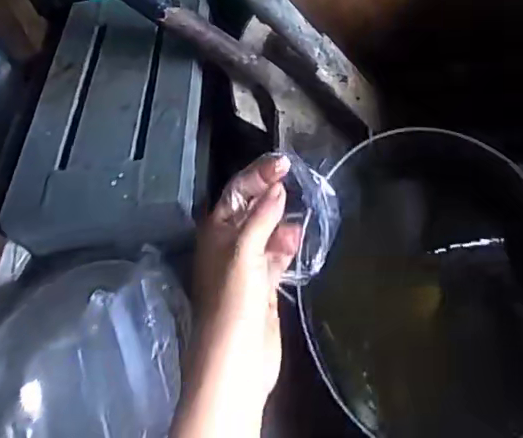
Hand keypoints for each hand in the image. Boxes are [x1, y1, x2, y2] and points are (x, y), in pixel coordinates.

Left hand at [175, 154, 304, 436]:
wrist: (236, 360)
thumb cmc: (233, 299)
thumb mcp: (245, 251)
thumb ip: (262, 216)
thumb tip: (278, 188)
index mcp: (217, 230)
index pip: (238, 190)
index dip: (260, 174)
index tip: (285, 162)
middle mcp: (230, 242)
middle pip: (253, 206)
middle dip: (272, 191)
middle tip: (297, 176)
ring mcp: (248, 263)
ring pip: (268, 228)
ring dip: (283, 216)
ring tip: (305, 203)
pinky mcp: (264, 283)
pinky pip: (277, 252)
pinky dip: (289, 242)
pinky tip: (301, 234)